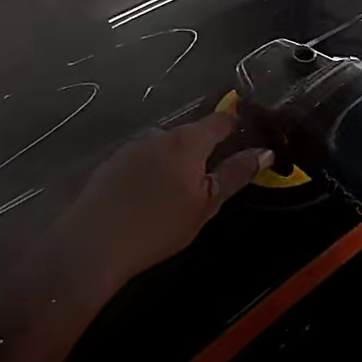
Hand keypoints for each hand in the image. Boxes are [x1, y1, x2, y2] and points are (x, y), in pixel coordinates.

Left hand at [58, 112, 270, 292]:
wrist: (96, 240)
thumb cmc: (159, 225)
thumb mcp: (206, 204)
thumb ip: (234, 174)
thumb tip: (264, 152)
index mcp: (186, 141)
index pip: (218, 121)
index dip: (235, 124)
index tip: (247, 133)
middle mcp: (157, 134)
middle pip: (189, 136)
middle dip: (201, 154)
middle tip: (207, 186)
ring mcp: (131, 147)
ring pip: (163, 149)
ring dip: (174, 165)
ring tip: (173, 199)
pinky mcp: (111, 162)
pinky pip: (141, 161)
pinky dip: (150, 173)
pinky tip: (145, 199)